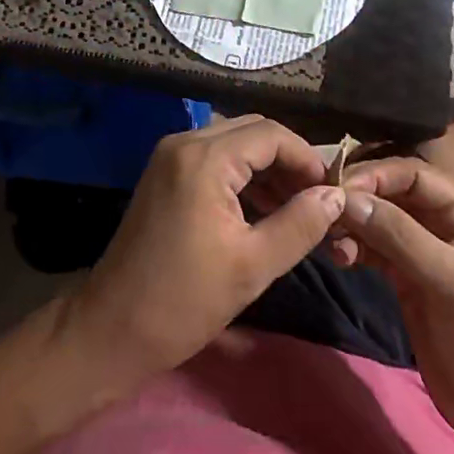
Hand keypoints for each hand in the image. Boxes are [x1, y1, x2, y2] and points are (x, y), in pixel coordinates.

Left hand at [61, 116, 345, 378]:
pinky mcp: (163, 173)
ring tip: (297, 210)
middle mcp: (183, 143)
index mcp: (203, 158)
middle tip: (317, 200)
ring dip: (265, 168)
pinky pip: (211, 158)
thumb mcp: (254, 264)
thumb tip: (336, 195)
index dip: (308, 157)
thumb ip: (300, 223)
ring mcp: (168, 156)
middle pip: (250, 131)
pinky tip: (263, 209)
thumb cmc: (187, 297)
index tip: (335, 192)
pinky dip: (239, 175)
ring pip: (230, 142)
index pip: (270, 134)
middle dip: (287, 160)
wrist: (118, 322)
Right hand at [337, 159, 453, 453]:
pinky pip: (372, 248)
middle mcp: (448, 223)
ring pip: (377, 220)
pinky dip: (353, 248)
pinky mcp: (407, 277)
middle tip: (322, 212)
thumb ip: (398, 234)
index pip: (414, 175)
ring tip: (332, 244)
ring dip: (351, 226)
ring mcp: (426, 251)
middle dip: (357, 200)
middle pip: (391, 194)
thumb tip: (345, 196)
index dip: (374, 175)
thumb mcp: (452, 282)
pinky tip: (339, 258)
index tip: (335, 188)